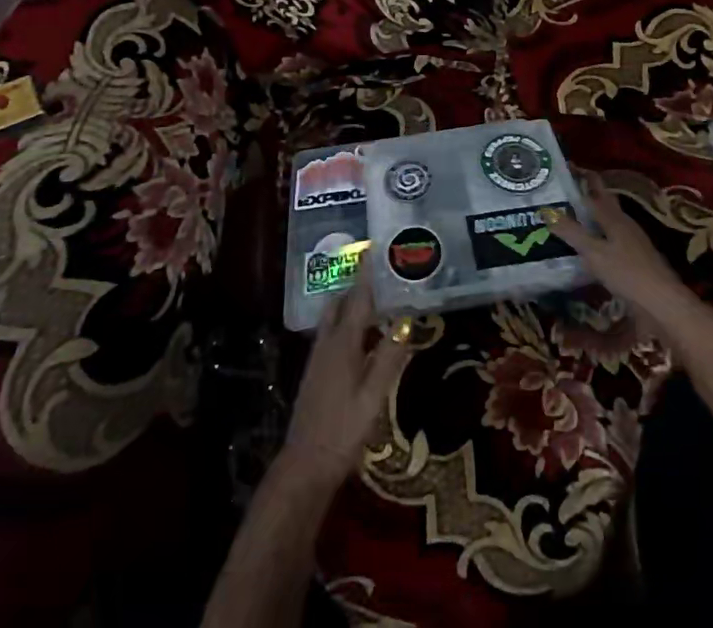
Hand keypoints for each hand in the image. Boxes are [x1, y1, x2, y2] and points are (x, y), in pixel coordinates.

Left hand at [279, 278, 407, 488]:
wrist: (306, 462)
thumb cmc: (343, 431)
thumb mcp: (373, 398)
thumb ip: (388, 361)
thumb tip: (407, 325)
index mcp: (342, 347)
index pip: (357, 302)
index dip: (366, 277)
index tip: (373, 251)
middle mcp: (326, 345)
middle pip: (339, 305)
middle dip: (355, 285)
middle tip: (376, 271)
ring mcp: (317, 359)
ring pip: (332, 319)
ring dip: (349, 303)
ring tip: (372, 295)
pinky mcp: (315, 372)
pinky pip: (331, 334)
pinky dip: (345, 322)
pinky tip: (358, 333)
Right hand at [549, 175, 685, 306]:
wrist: (662, 304)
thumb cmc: (627, 273)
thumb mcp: (593, 252)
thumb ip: (570, 231)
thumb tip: (545, 210)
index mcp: (615, 218)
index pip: (596, 190)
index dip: (583, 177)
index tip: (566, 166)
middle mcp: (624, 225)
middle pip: (603, 204)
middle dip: (585, 195)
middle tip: (560, 193)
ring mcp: (631, 243)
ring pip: (605, 223)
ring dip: (588, 217)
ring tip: (565, 218)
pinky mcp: (633, 260)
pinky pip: (607, 240)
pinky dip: (593, 237)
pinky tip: (582, 248)